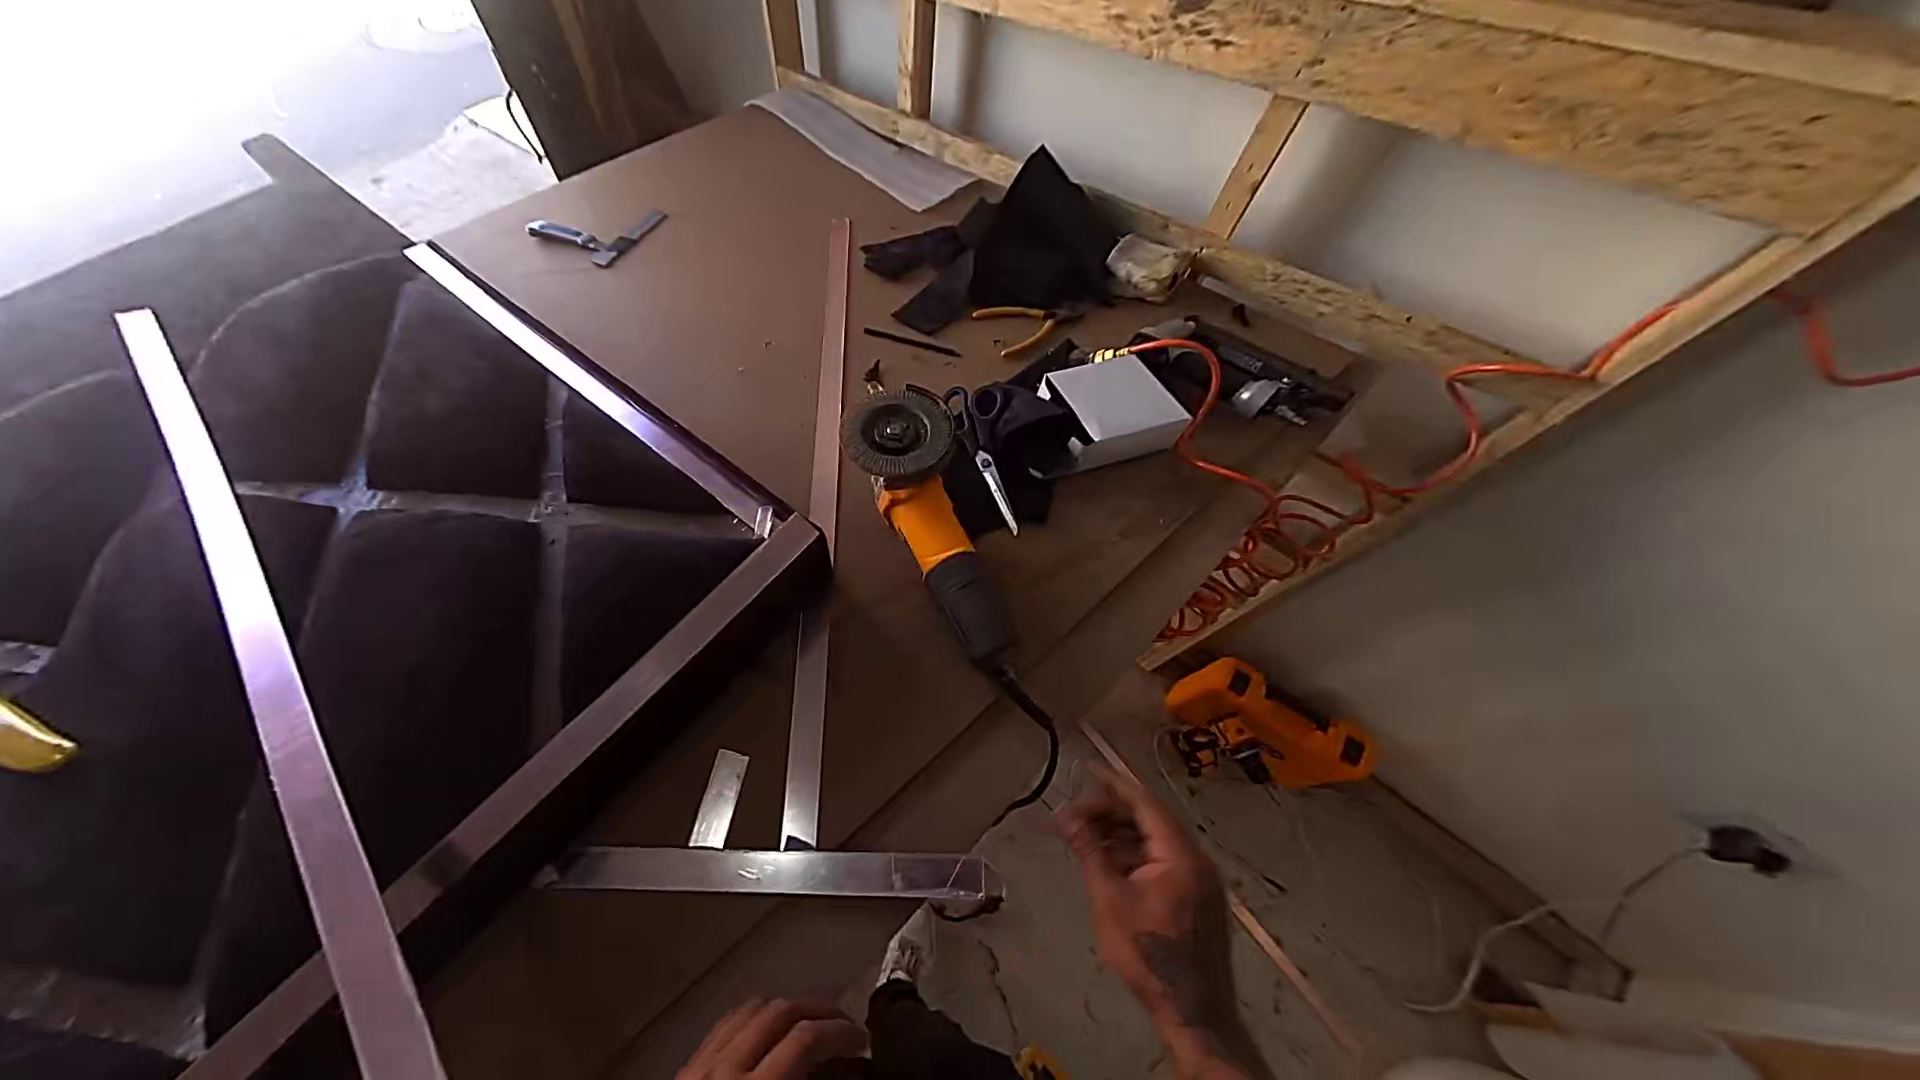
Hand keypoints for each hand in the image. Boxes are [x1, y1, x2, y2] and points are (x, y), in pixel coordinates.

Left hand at [675, 998, 866, 1078]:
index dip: (840, 1034)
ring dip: (790, 1007)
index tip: (861, 1039)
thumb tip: (839, 1077)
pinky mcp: (684, 1073)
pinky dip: (756, 1016)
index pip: (803, 1041)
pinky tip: (770, 1029)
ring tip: (812, 1021)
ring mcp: (698, 1069)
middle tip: (843, 1025)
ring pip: (752, 1008)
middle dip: (820, 1011)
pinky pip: (726, 1024)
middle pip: (781, 1012)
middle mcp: (721, 1075)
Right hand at [1058, 764, 1267, 1079]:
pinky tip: (1107, 860)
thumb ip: (1089, 851)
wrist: (1192, 1013)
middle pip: (1150, 819)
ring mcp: (1199, 878)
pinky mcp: (1195, 895)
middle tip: (1076, 813)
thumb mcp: (1110, 900)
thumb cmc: (1150, 955)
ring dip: (1120, 834)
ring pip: (1154, 840)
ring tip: (1084, 835)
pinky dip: (1133, 854)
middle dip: (1111, 812)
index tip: (1087, 769)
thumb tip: (1064, 815)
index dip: (1113, 783)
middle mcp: (1195, 858)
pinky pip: (1161, 859)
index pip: (1145, 802)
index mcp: (1180, 853)